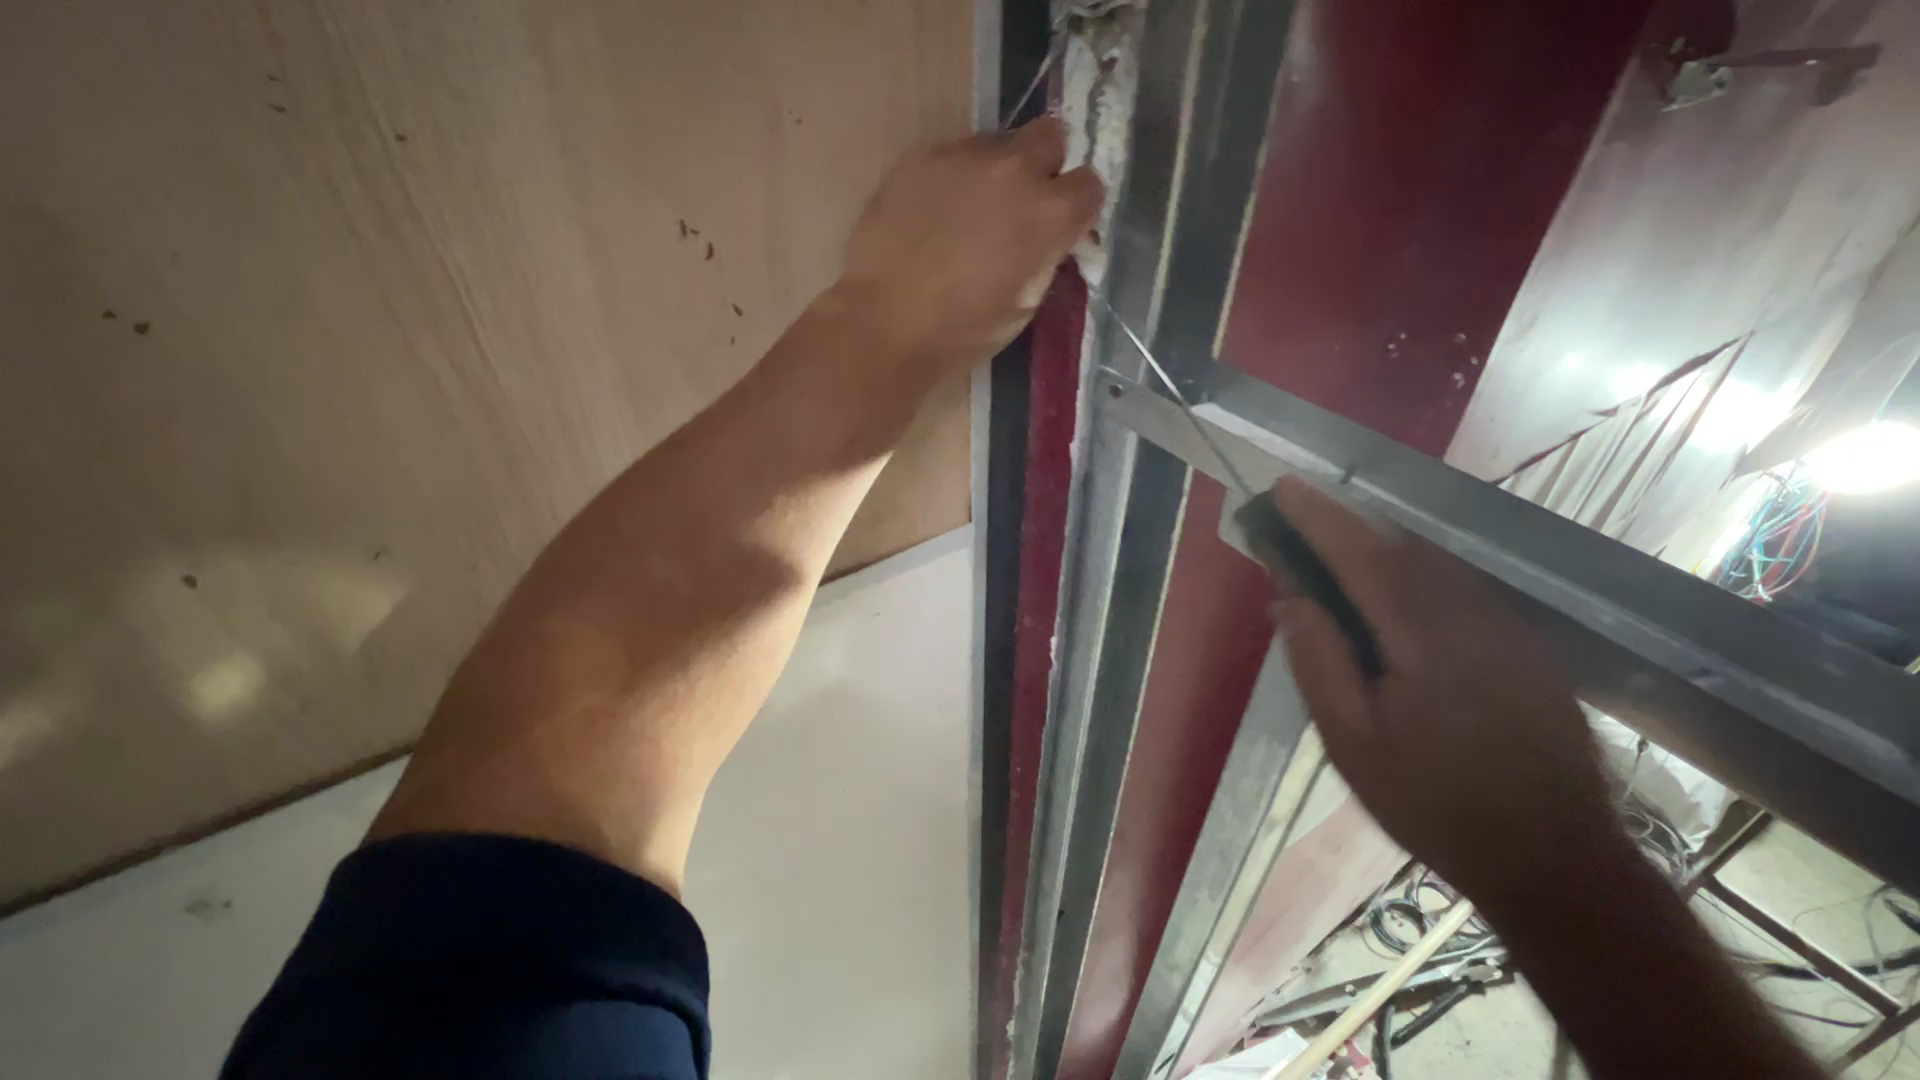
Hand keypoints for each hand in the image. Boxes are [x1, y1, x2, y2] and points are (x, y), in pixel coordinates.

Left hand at [829, 116, 1102, 381]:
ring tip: (969, 215)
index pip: (1089, 185)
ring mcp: (963, 157)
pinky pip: (951, 157)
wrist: (884, 323)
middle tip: (1021, 207)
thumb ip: (1044, 259)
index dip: (1077, 208)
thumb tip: (1047, 242)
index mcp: (1049, 213)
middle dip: (1044, 166)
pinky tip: (933, 218)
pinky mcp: (919, 159)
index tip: (1063, 228)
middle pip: (1049, 136)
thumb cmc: (960, 332)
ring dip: (995, 172)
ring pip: (996, 144)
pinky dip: (953, 180)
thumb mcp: (1023, 306)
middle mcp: (1014, 170)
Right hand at [1267, 476, 1625, 907]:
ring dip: (1382, 548)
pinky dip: (1417, 575)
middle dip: (1347, 525)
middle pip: (1403, 549)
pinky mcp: (1529, 648)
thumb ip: (1320, 664)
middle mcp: (1476, 617)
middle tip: (1298, 518)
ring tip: (1336, 552)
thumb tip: (1290, 599)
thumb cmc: (1435, 806)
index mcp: (1428, 639)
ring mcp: (1511, 630)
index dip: (1321, 517)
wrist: (1556, 861)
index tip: (1285, 485)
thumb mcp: (1353, 745)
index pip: (1364, 556)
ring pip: (1437, 566)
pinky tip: (1395, 598)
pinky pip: (1462, 589)